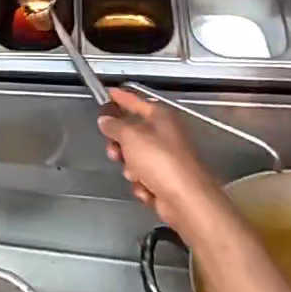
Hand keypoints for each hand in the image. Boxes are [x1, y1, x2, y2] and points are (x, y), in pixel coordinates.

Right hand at [97, 87, 229, 238]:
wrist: (185, 198)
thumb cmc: (159, 160)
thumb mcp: (130, 136)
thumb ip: (114, 125)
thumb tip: (105, 119)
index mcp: (160, 116)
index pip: (135, 101)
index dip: (119, 97)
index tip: (106, 93)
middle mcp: (164, 133)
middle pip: (131, 133)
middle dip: (119, 145)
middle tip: (113, 151)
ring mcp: (165, 157)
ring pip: (133, 158)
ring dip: (130, 168)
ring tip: (135, 174)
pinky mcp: (164, 179)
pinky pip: (142, 177)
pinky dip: (141, 184)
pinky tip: (147, 188)